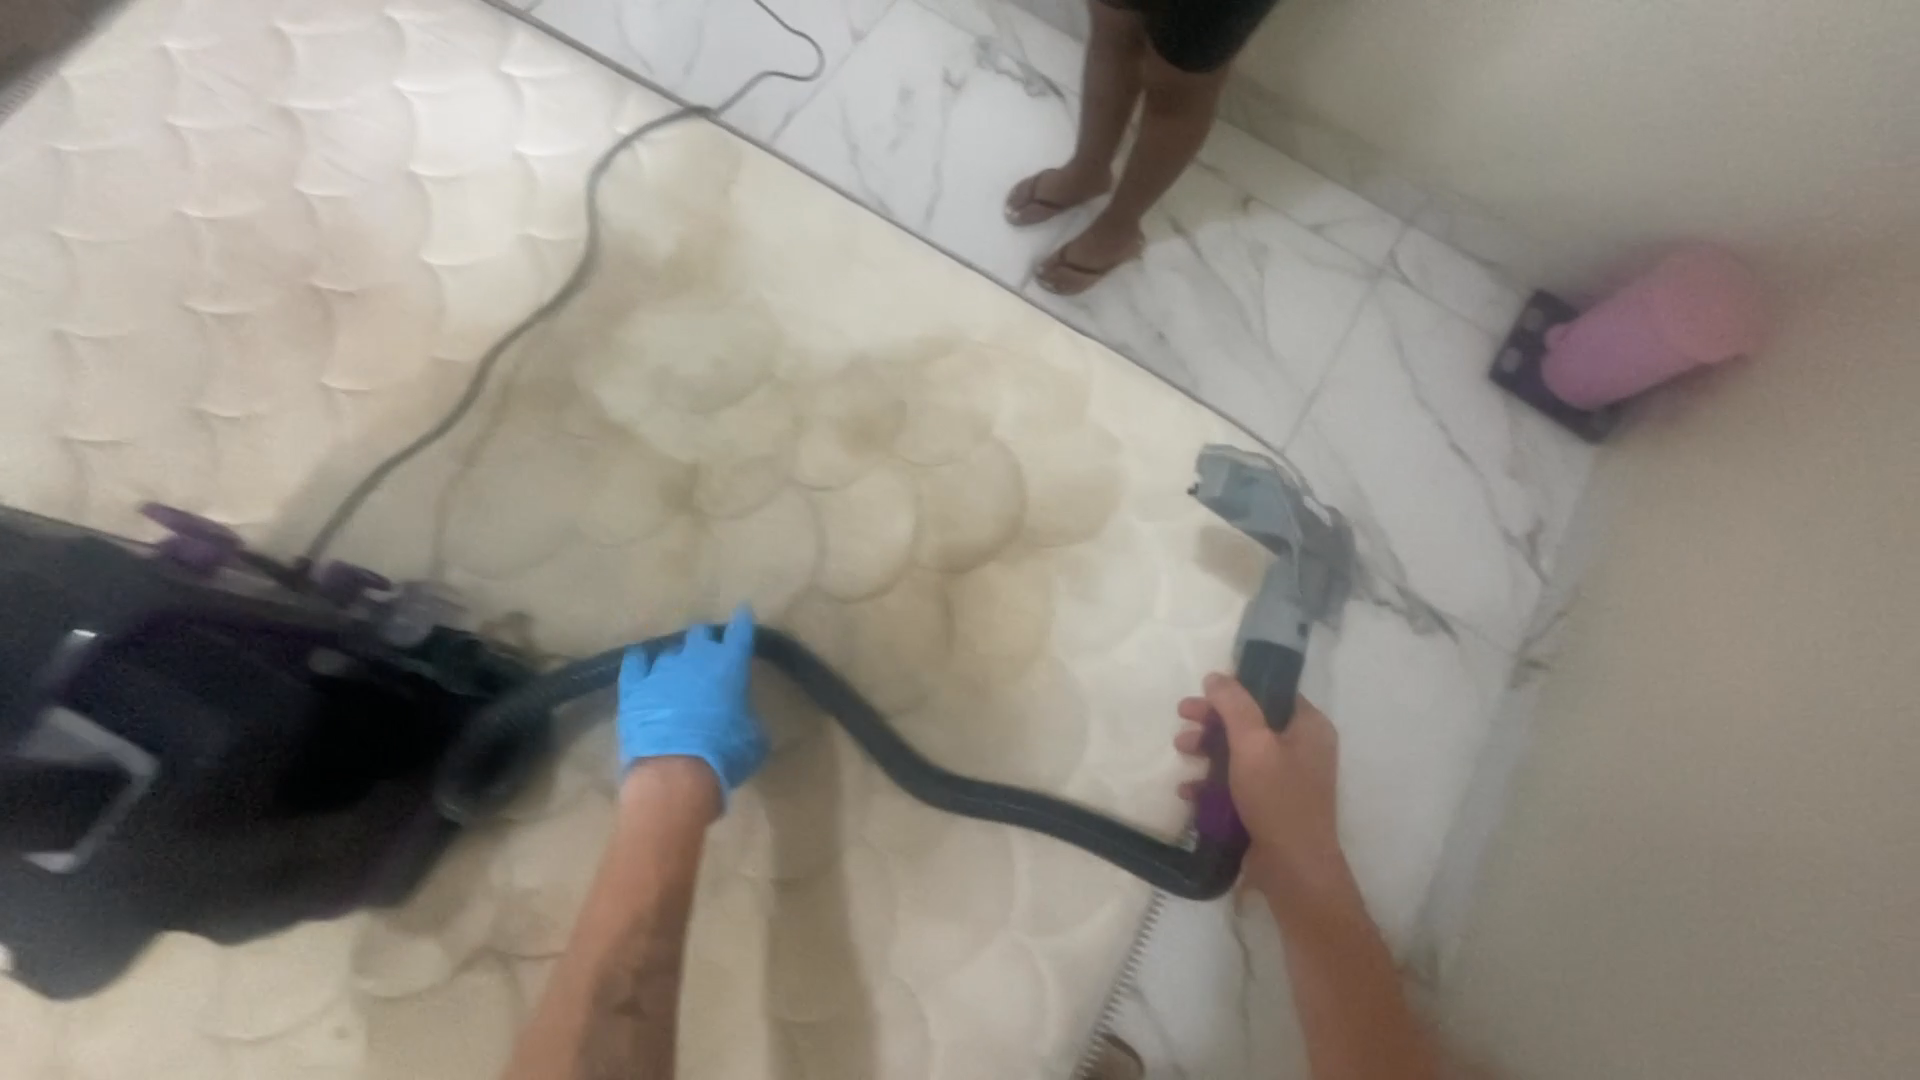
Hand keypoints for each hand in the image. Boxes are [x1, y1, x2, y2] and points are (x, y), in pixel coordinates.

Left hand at [617, 605, 768, 804]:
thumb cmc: (725, 754)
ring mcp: (660, 671)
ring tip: (677, 672)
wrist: (674, 774)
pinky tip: (641, 660)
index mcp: (730, 665)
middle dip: (706, 640)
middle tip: (709, 653)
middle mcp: (695, 659)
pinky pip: (635, 664)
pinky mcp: (633, 689)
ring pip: (669, 652)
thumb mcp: (754, 737)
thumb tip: (741, 716)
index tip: (743, 611)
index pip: (740, 632)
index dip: (742, 621)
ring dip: (677, 660)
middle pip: (700, 635)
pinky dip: (640, 661)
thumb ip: (748, 716)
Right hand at [1175, 674, 1344, 905]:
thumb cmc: (1277, 799)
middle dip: (1212, 721)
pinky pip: (1237, 782)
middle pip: (1250, 721)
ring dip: (1207, 749)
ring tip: (1181, 752)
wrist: (1293, 871)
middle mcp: (1303, 749)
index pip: (1272, 693)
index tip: (1204, 692)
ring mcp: (1287, 779)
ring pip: (1239, 751)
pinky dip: (1212, 782)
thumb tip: (1216, 676)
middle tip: (1182, 718)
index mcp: (1309, 727)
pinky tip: (1188, 790)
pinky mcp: (1270, 805)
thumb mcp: (1252, 744)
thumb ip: (1233, 705)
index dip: (1236, 689)